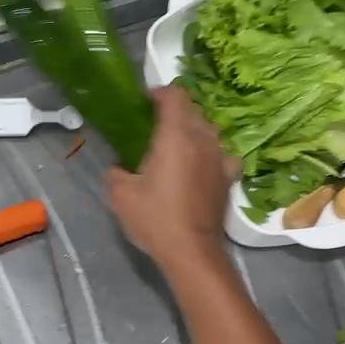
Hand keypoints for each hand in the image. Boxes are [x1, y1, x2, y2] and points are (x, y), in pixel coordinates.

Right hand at [107, 86, 241, 270]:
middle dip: (174, 112)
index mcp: (176, 136)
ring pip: (209, 131)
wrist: (191, 251)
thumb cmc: (155, 219)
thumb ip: (116, 174)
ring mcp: (220, 157)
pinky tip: (202, 166)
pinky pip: (221, 155)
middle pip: (192, 111)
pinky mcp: (228, 177)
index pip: (174, 95)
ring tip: (176, 146)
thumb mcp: (121, 196)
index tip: (145, 101)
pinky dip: (210, 154)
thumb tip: (118, 168)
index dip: (159, 92)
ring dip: (193, 132)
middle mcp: (203, 139)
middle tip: (154, 126)